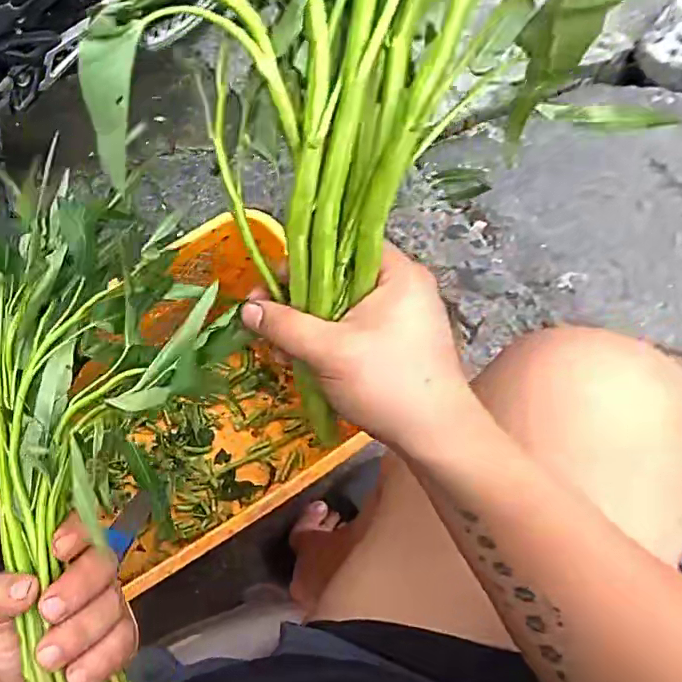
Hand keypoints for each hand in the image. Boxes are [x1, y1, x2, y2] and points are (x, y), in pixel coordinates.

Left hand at [0, 516, 139, 681]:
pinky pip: (122, 644)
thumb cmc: (9, 641)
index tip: (57, 549)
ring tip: (46, 657)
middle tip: (47, 612)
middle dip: (76, 587)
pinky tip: (73, 675)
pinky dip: (98, 661)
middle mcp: (90, 576)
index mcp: (57, 559)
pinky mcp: (122, 641)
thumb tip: (25, 585)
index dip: (75, 532)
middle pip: (102, 563)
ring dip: (79, 632)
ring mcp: (110, 607)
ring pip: (111, 606)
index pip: (78, 528)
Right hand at [241, 243, 474, 451]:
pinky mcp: (388, 342)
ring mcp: (395, 316)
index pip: (342, 245)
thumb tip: (246, 309)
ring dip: (301, 326)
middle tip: (265, 322)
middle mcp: (399, 288)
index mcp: (396, 274)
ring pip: (334, 307)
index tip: (267, 287)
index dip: (300, 261)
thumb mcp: (328, 350)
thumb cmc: (387, 383)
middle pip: (333, 277)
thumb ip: (284, 325)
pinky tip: (297, 360)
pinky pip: (343, 328)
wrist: (434, 436)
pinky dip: (318, 341)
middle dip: (294, 301)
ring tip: (280, 351)